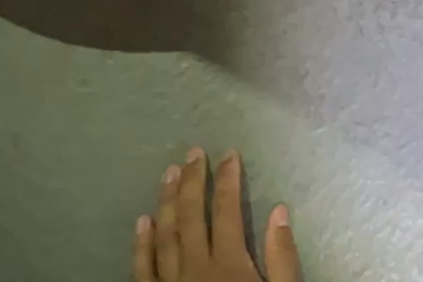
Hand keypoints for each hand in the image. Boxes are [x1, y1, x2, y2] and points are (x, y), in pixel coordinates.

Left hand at [134, 148, 299, 281]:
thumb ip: (281, 257)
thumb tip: (279, 209)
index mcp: (228, 264)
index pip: (225, 210)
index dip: (227, 179)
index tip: (229, 153)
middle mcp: (195, 269)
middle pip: (190, 217)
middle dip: (193, 181)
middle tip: (193, 152)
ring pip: (164, 237)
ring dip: (166, 203)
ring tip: (168, 173)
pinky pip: (142, 271)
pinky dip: (141, 245)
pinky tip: (141, 222)